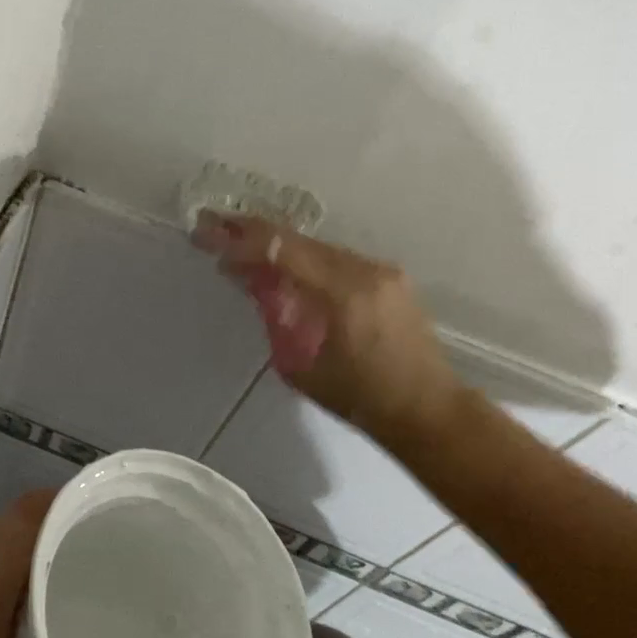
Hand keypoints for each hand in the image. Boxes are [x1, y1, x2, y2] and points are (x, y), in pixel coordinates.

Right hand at [193, 212, 467, 439]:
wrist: (429, 411)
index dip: (240, 239)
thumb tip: (255, 284)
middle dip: (253, 233)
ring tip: (242, 247)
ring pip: (317, 247)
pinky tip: (284, 267)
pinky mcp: (390, 279)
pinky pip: (336, 260)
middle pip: (299, 240)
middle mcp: (365, 270)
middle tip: (213, 226)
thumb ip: (277, 319)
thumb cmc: (362, 400)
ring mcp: (382, 271)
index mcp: (344, 292)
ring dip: (279, 247)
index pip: (283, 250)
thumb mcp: (303, 367)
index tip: (207, 233)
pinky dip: (305, 260)